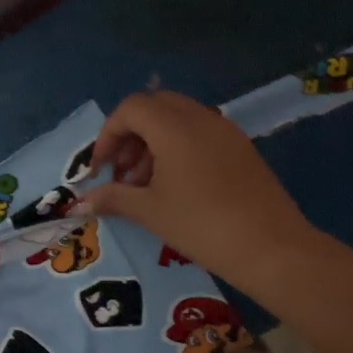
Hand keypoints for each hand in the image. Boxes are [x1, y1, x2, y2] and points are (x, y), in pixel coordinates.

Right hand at [79, 91, 318, 284]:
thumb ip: (113, 198)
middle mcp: (201, 119)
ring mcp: (225, 131)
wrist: (270, 247)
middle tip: (121, 170)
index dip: (108, 134)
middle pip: (155, 106)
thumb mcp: (149, 212)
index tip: (100, 167)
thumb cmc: (201, 225)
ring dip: (152, 141)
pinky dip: (177, 147)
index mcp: (175, 129)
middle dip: (130, 133)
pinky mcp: (240, 148)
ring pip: (178, 118)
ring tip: (144, 183)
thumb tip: (82, 201)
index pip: (131, 108)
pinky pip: (200, 132)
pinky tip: (174, 185)